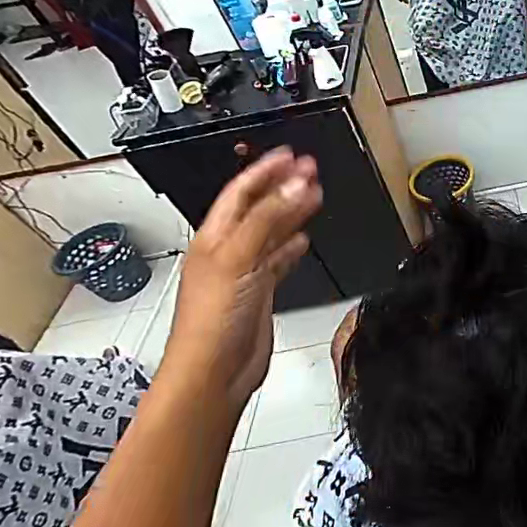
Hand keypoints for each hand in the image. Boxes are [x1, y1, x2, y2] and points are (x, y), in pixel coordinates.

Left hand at [163, 148, 321, 402]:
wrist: (215, 370)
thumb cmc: (212, 321)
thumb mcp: (239, 259)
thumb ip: (269, 220)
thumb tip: (294, 186)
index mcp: (215, 238)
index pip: (241, 193)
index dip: (264, 171)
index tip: (289, 156)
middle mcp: (228, 251)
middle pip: (259, 209)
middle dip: (284, 186)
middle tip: (310, 169)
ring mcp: (245, 272)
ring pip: (272, 232)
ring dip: (292, 211)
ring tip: (314, 194)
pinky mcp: (260, 291)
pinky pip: (278, 259)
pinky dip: (292, 246)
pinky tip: (303, 241)